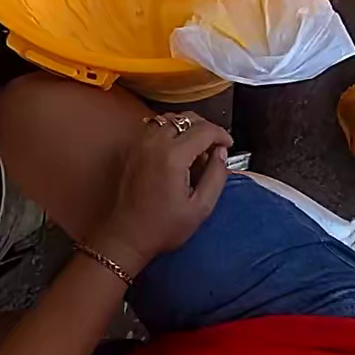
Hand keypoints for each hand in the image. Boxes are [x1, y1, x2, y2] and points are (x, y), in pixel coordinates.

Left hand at [88, 112, 231, 275]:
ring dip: (186, 126)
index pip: (204, 130)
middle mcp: (154, 143)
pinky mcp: (131, 149)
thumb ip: (217, 176)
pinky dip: (169, 130)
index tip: (228, 145)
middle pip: (186, 118)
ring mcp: (139, 144)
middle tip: (215, 146)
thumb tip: (221, 153)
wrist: (127, 237)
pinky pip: (153, 127)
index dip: (221, 134)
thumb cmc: (163, 227)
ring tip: (196, 147)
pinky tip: (176, 149)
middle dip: (206, 128)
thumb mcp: (201, 207)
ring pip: (169, 118)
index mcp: (173, 157)